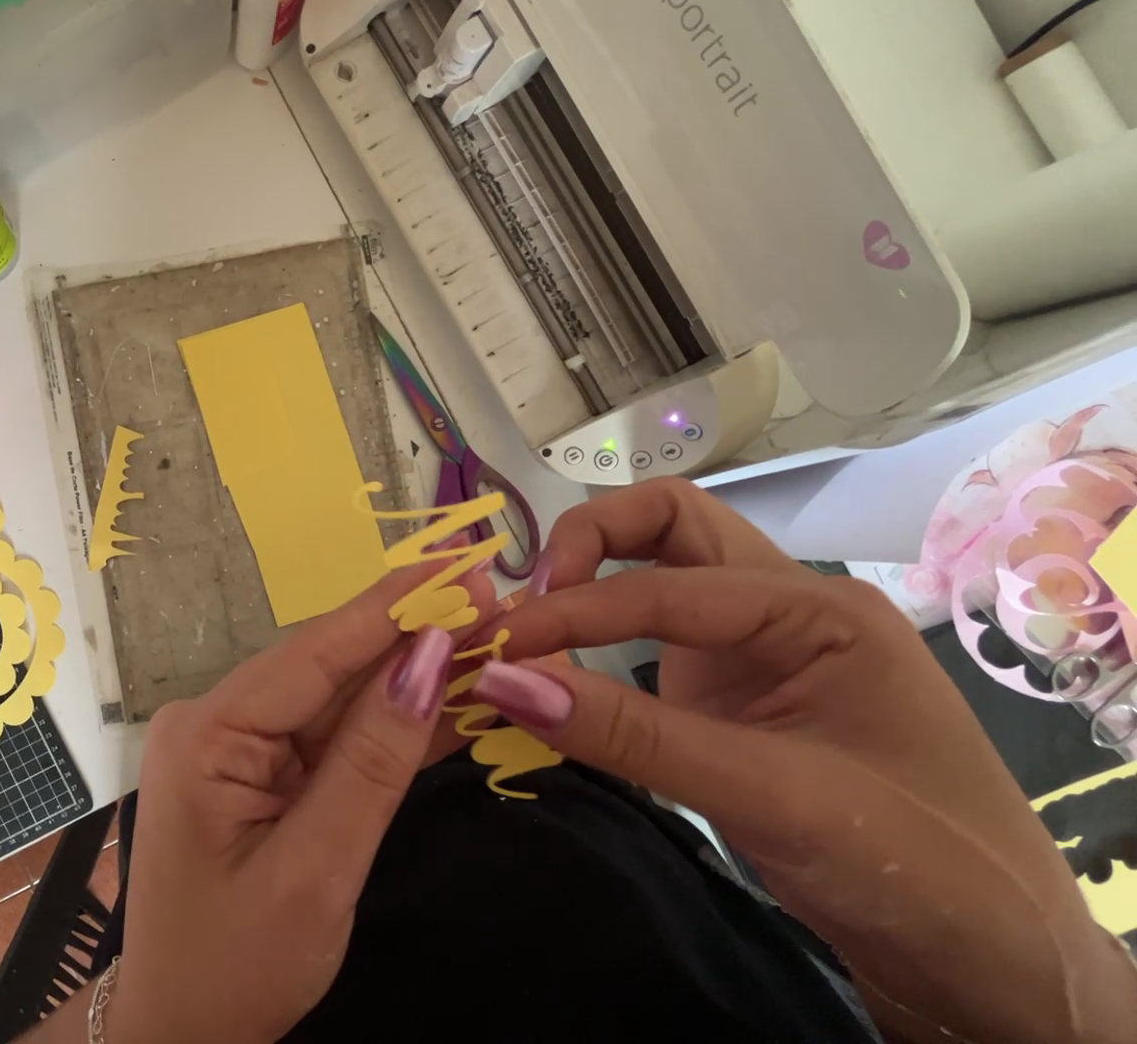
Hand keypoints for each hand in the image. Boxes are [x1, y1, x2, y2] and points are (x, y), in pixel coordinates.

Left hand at [104, 556, 494, 1043]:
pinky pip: (332, 739)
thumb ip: (371, 763)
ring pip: (336, 700)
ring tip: (489, 638)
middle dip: (410, 635)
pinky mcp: (261, 774)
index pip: (312, 653)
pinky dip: (390, 725)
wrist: (183, 1034)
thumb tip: (426, 660)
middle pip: (326, 667)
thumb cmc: (236, 965)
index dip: (392, 608)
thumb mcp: (315, 870)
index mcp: (208, 732)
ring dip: (410, 675)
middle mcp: (216, 721)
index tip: (462, 568)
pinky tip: (451, 697)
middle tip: (495, 601)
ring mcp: (238, 747)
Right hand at [473, 478, 1136, 1043]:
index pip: (661, 584)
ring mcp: (754, 645)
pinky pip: (649, 628)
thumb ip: (630, 735)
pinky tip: (560, 662)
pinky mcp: (727, 687)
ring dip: (590, 577)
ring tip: (533, 623)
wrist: (988, 964)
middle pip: (670, 521)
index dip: (571, 613)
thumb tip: (497, 681)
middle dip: (588, 542)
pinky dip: (595, 628)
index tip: (497, 651)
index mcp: (817, 610)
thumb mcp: (771, 797)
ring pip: (657, 564)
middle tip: (528, 601)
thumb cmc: (914, 869)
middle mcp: (783, 606)